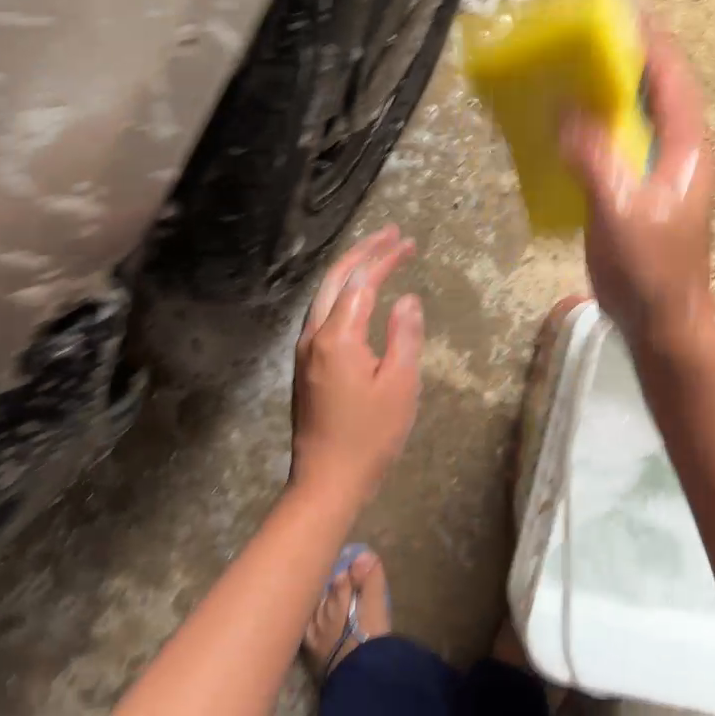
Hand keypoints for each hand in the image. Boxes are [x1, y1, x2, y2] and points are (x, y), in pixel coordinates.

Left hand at [290, 226, 423, 502]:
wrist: (326, 481)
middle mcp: (314, 336)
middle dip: (363, 252)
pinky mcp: (305, 365)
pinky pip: (322, 312)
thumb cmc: (369, 437)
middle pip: (335, 279)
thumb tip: (407, 299)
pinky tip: (356, 295)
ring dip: (349, 269)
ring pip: (324, 294)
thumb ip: (404, 336)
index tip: (409, 243)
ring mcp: (305, 350)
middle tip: (391, 234)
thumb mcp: (400, 386)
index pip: (361, 282)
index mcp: (337, 337)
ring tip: (376, 254)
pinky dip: (341, 291)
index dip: (386, 259)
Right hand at [561, 24, 714, 351]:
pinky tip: (568, 122)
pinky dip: (600, 121)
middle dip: (628, 58)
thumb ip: (594, 157)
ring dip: (612, 88)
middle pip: (659, 87)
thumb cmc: (650, 268)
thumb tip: (565, 110)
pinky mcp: (642, 187)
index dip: (651, 41)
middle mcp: (679, 149)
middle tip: (584, 36)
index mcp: (687, 147)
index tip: (619, 11)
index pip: (673, 77)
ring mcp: (662, 169)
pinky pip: (623, 139)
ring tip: (572, 69)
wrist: (661, 321)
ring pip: (641, 112)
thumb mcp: (619, 210)